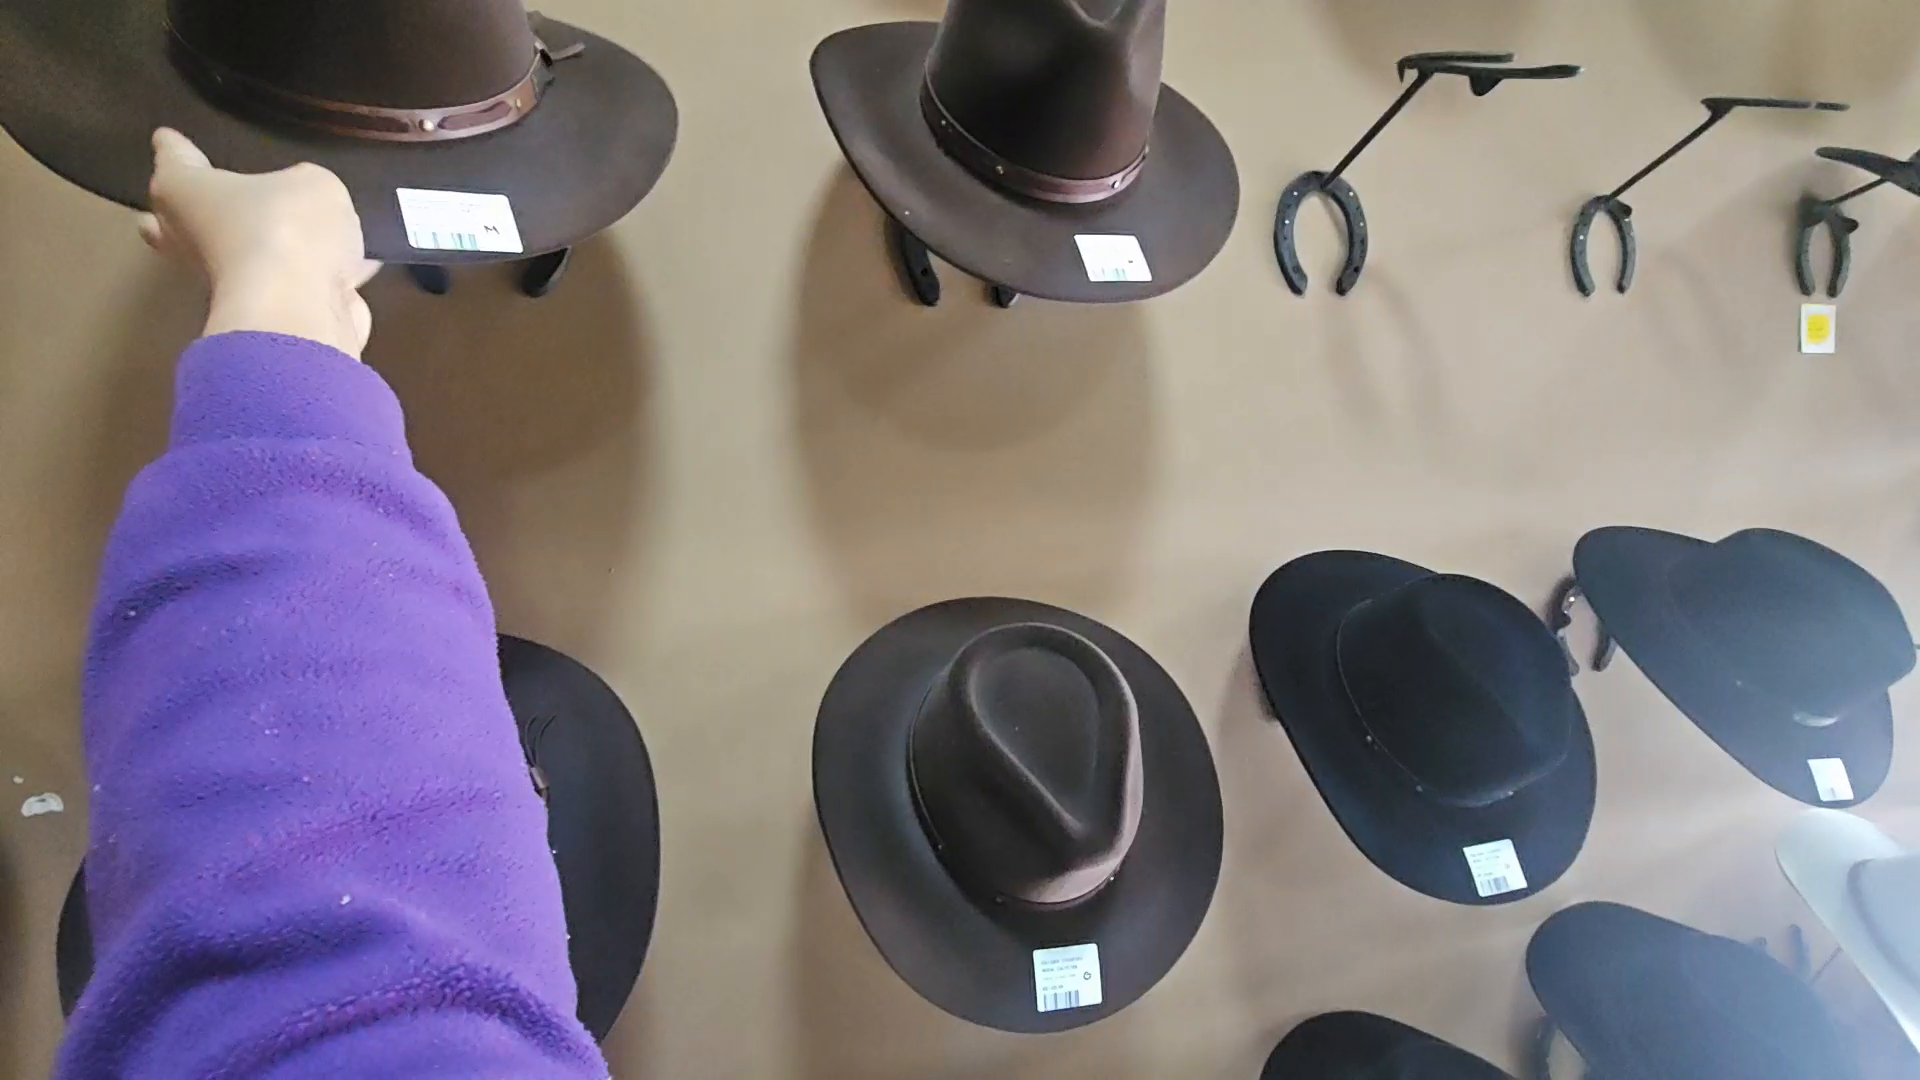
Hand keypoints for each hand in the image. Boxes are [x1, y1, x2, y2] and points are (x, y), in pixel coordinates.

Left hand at [139, 129, 379, 359]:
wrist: (301, 307)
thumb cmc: (287, 229)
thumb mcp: (315, 185)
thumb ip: (312, 186)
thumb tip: (315, 202)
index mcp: (184, 188)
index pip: (173, 155)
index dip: (176, 144)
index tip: (170, 136)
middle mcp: (190, 232)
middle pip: (177, 216)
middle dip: (195, 209)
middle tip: (215, 202)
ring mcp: (224, 278)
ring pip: (235, 253)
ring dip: (258, 248)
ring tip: (296, 238)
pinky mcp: (265, 309)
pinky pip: (290, 283)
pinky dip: (312, 278)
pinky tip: (345, 272)